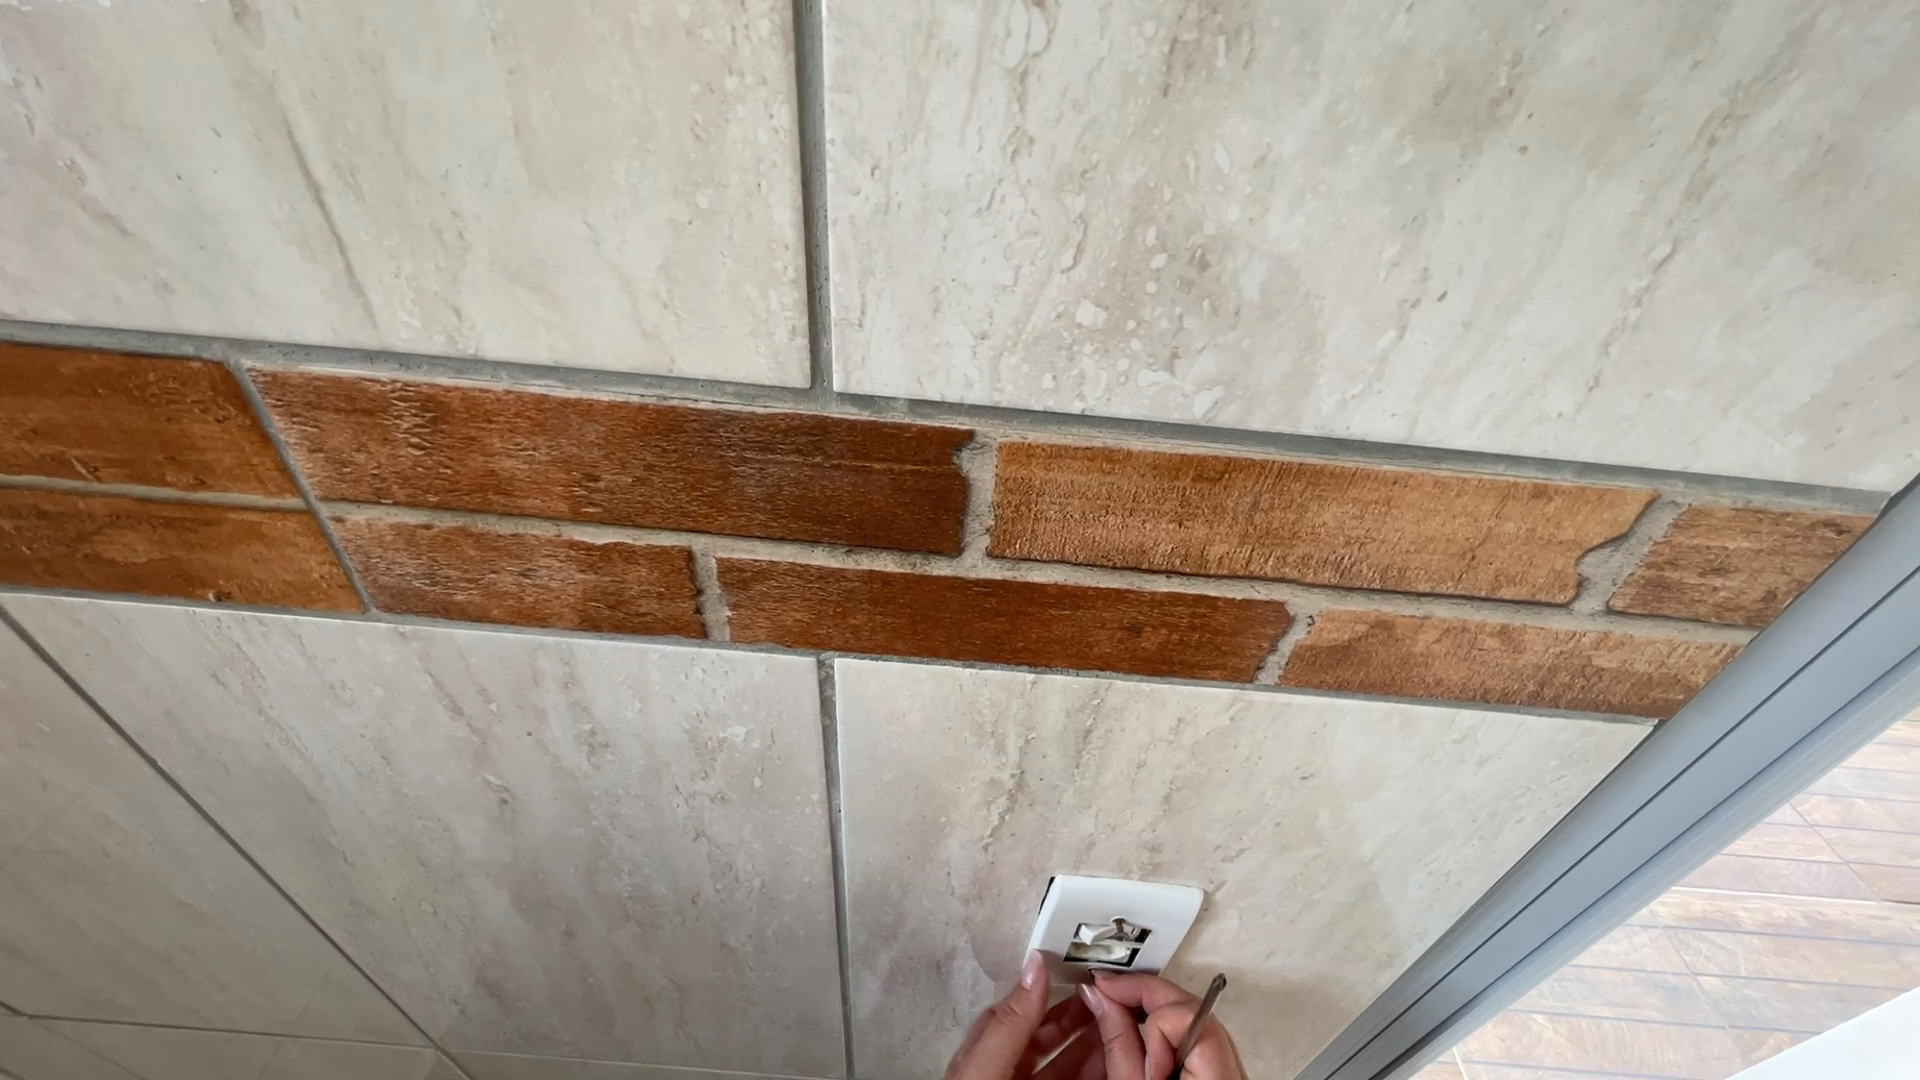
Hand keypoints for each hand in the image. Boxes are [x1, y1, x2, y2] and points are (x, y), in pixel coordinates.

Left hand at [945, 951, 1104, 1079]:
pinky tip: (1111, 1064)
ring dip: (1093, 1044)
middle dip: (1079, 1017)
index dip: (1050, 988)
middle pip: (1048, 1037)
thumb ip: (1010, 1020)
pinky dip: (1095, 1072)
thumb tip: (1034, 964)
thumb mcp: (984, 1064)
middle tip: (1109, 996)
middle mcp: (1006, 1071)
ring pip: (1065, 1062)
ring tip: (1120, 1025)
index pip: (1021, 1010)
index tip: (1079, 970)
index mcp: (984, 1053)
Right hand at [1080, 972, 1248, 1079]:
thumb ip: (1119, 1043)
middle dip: (1146, 995)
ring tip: (1120, 1014)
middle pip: (1193, 1010)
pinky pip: (1197, 1040)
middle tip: (1109, 992)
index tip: (1108, 990)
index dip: (1143, 995)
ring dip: (1155, 1012)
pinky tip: (1142, 1036)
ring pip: (1196, 1022)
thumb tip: (1100, 998)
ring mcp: (1231, 1079)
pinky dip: (1167, 1033)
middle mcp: (1231, 1078)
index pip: (1185, 1015)